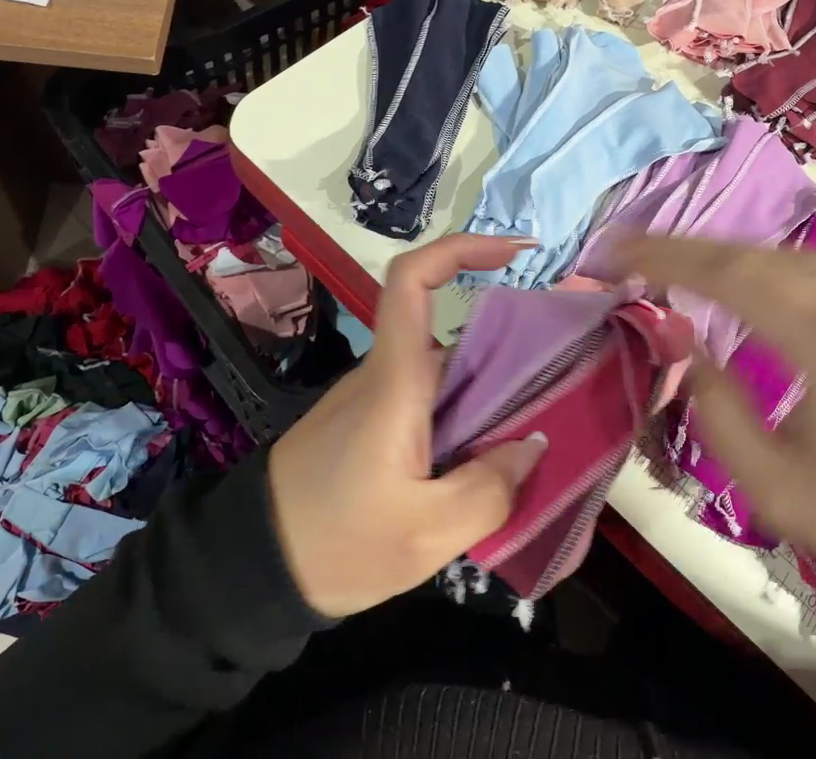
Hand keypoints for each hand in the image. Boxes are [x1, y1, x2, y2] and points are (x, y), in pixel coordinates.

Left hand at [268, 234, 549, 617]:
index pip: (413, 280)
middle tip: (563, 390)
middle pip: (454, 337)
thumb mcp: (427, 533)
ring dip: (491, 398)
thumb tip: (530, 444)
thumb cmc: (338, 543)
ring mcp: (374, 400)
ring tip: (534, 442)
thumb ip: (491, 489)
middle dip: (510, 353)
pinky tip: (489, 466)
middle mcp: (385, 376)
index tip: (516, 251)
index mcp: (395, 381)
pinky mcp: (370, 426)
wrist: (253, 566)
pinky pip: (430, 407)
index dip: (462, 248)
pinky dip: (466, 423)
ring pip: (447, 377)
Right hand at [619, 236, 815, 572]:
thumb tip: (683, 341)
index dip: (668, 257)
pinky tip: (750, 283)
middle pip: (763, 256)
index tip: (617, 250)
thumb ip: (716, 409)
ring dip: (732, 257)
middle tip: (633, 251)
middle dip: (691, 250)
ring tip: (681, 266)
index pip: (736, 277)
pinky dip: (776, 269)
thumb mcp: (774, 486)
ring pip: (796, 256)